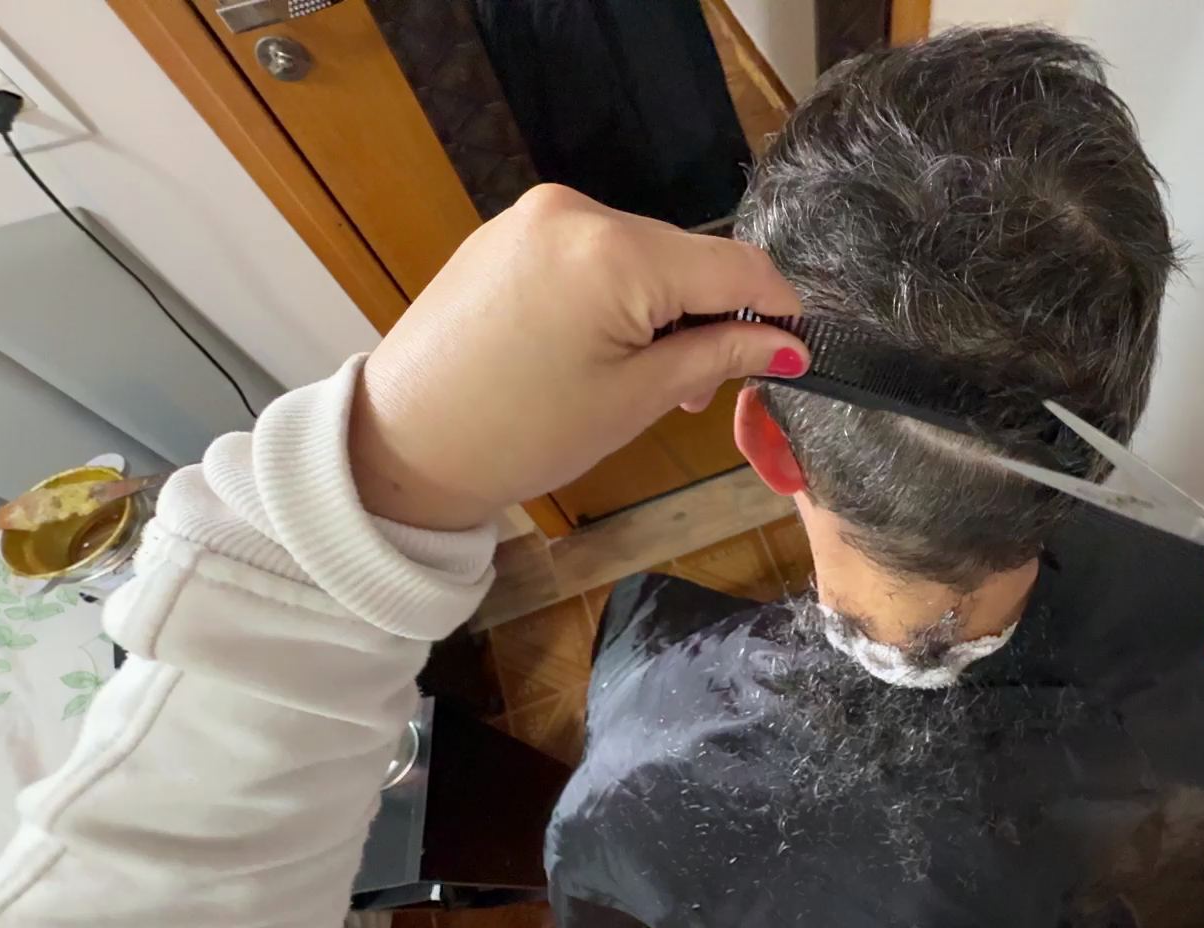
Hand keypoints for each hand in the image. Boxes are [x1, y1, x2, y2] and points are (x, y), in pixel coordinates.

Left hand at [348, 185, 809, 529]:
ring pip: (647, 256)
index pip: (735, 264)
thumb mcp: (640, 397)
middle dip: (715, 317)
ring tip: (655, 377)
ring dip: (670, 310)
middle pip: (689, 257)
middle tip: (703, 390)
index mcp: (615, 251)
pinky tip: (608, 345)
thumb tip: (790, 345)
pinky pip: (600, 255)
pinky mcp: (516, 231)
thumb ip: (721, 356)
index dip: (779, 307)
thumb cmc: (529, 433)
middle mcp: (578, 209)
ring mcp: (539, 214)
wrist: (405, 443)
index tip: (798, 350)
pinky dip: (625, 297)